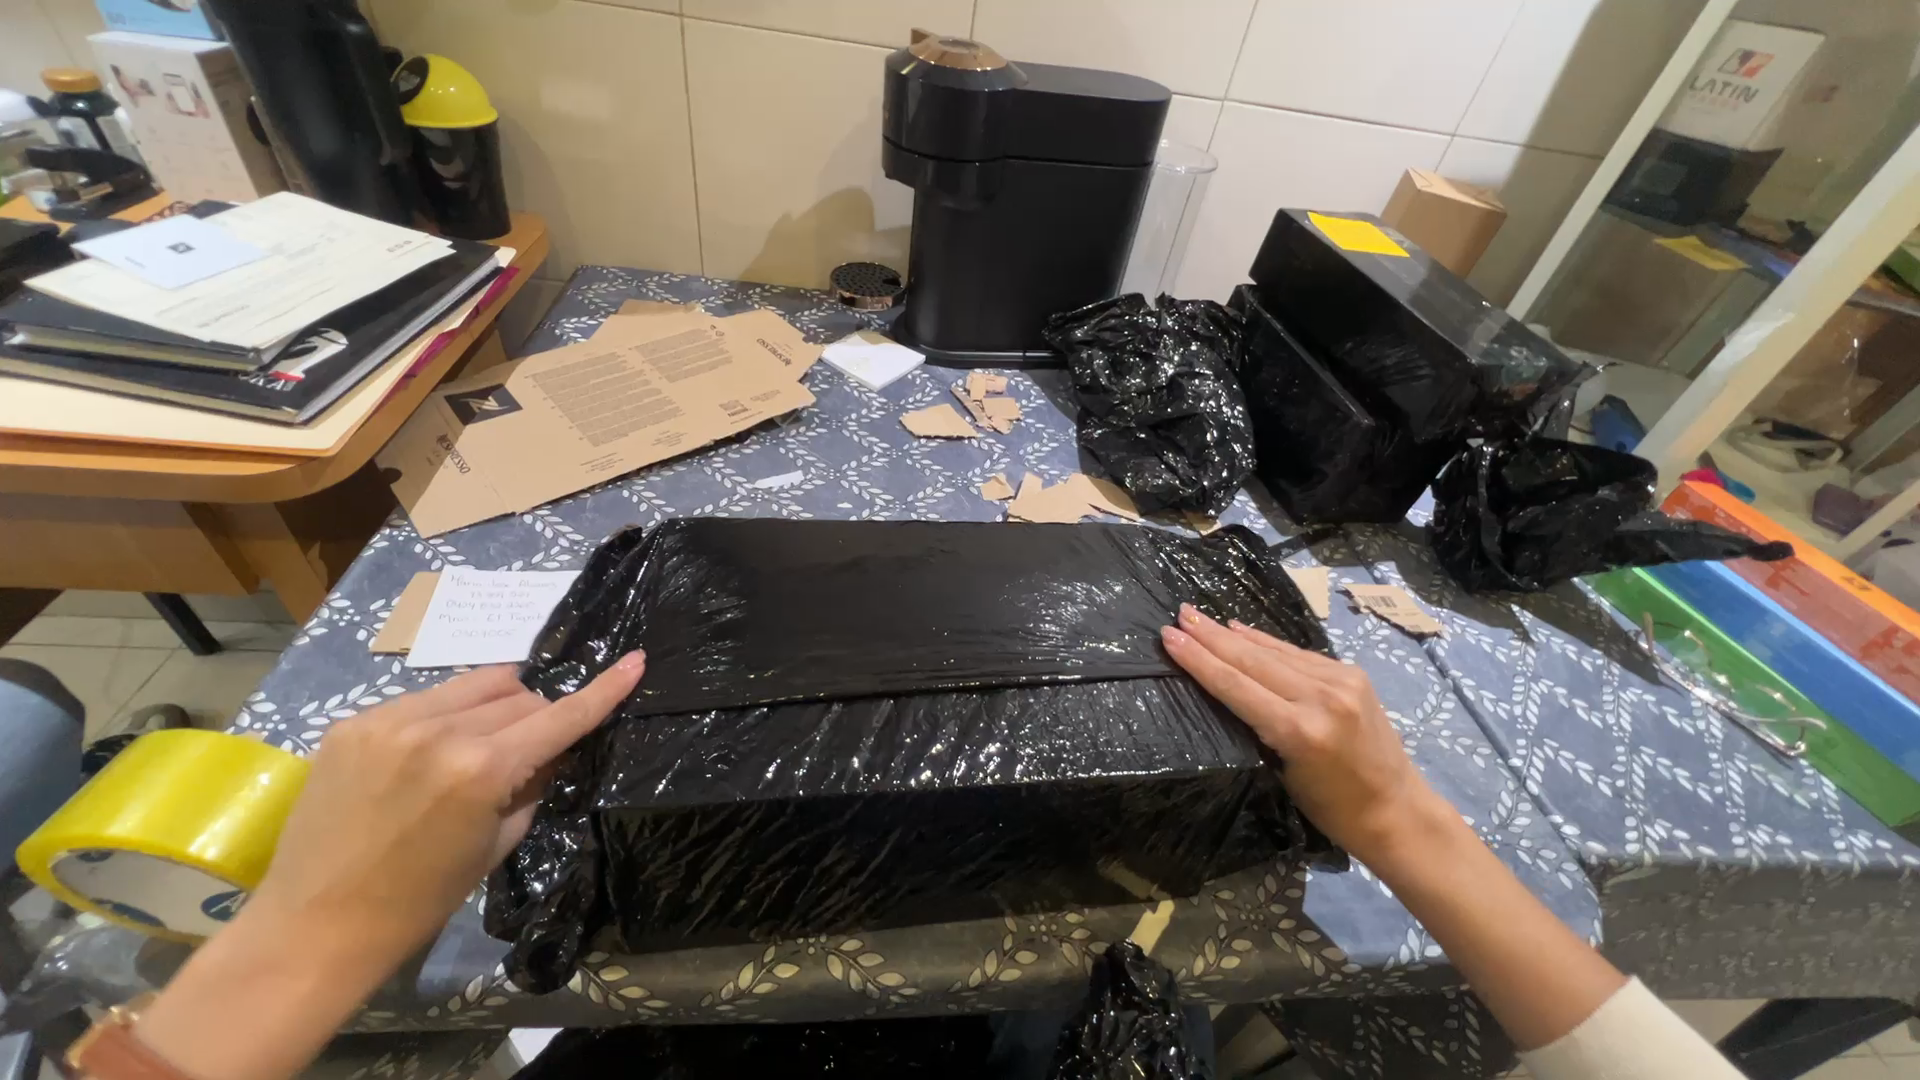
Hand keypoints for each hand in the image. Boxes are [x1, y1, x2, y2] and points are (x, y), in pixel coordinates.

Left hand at [136, 654, 643, 1079]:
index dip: (603, 690)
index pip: (560, 716)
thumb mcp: (500, 841)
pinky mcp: (354, 722)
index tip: (636, 661)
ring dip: (496, 707)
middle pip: (520, 694)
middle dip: (538, 716)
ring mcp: (390, 721)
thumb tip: (556, 745)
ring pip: (476, 685)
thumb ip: (536, 780)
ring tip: (480, 745)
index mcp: (480, 769)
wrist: (313, 928)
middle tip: (529, 752)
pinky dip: (446, 715)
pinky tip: (429, 753)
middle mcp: (437, 731)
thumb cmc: (423, 899)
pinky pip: (427, 698)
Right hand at [1161, 604, 1442, 862]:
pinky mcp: (1353, 674)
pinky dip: (1266, 642)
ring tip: (1200, 617)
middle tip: (1179, 614)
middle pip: (1251, 659)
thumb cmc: (1330, 807)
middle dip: (1209, 636)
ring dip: (1233, 634)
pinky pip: (1297, 654)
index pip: (1235, 685)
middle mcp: (1321, 698)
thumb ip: (1258, 724)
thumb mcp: (1281, 770)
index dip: (1198, 659)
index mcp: (1299, 731)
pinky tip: (1242, 631)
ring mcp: (1341, 682)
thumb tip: (1226, 685)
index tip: (1169, 637)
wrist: (1398, 810)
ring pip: (1274, 651)